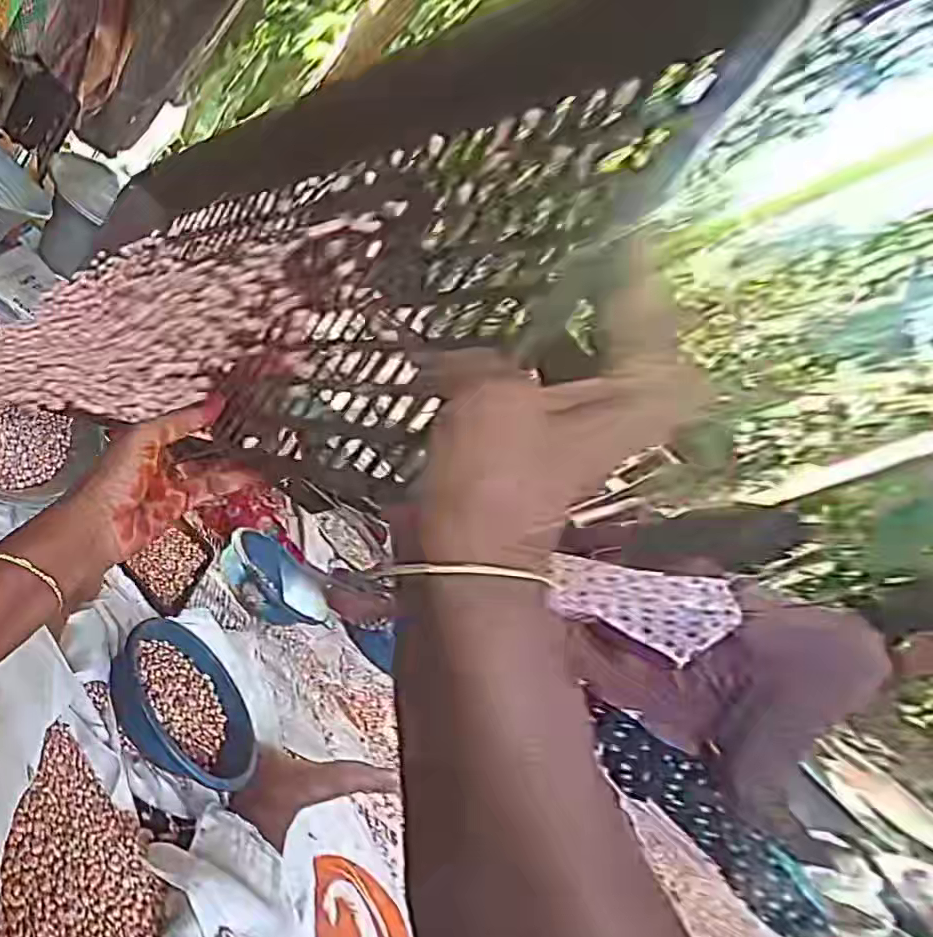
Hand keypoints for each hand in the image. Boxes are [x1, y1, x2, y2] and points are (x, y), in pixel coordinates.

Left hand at [62, 396, 259, 565]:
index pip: (179, 425)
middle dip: (221, 444)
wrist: (98, 526)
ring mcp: (163, 487)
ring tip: (258, 456)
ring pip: (205, 473)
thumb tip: (209, 405)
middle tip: (249, 436)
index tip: (227, 409)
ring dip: (232, 465)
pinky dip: (228, 486)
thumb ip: (179, 421)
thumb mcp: (143, 436)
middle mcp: (153, 464)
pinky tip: (246, 477)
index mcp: (141, 442)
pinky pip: (205, 494)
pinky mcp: (172, 509)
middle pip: (195, 451)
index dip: (202, 418)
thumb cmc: (105, 483)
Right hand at [412, 242, 706, 568]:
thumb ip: (480, 356)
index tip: (598, 222)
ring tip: (479, 298)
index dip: (612, 261)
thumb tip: (453, 351)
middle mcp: (624, 399)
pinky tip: (456, 347)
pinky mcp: (531, 438)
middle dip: (547, 303)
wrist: (464, 547)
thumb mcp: (492, 397)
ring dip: (510, 339)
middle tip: (517, 259)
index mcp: (649, 385)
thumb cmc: (495, 475)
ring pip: (546, 359)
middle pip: (590, 330)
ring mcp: (575, 420)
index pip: (636, 301)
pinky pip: (516, 386)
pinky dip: (488, 370)